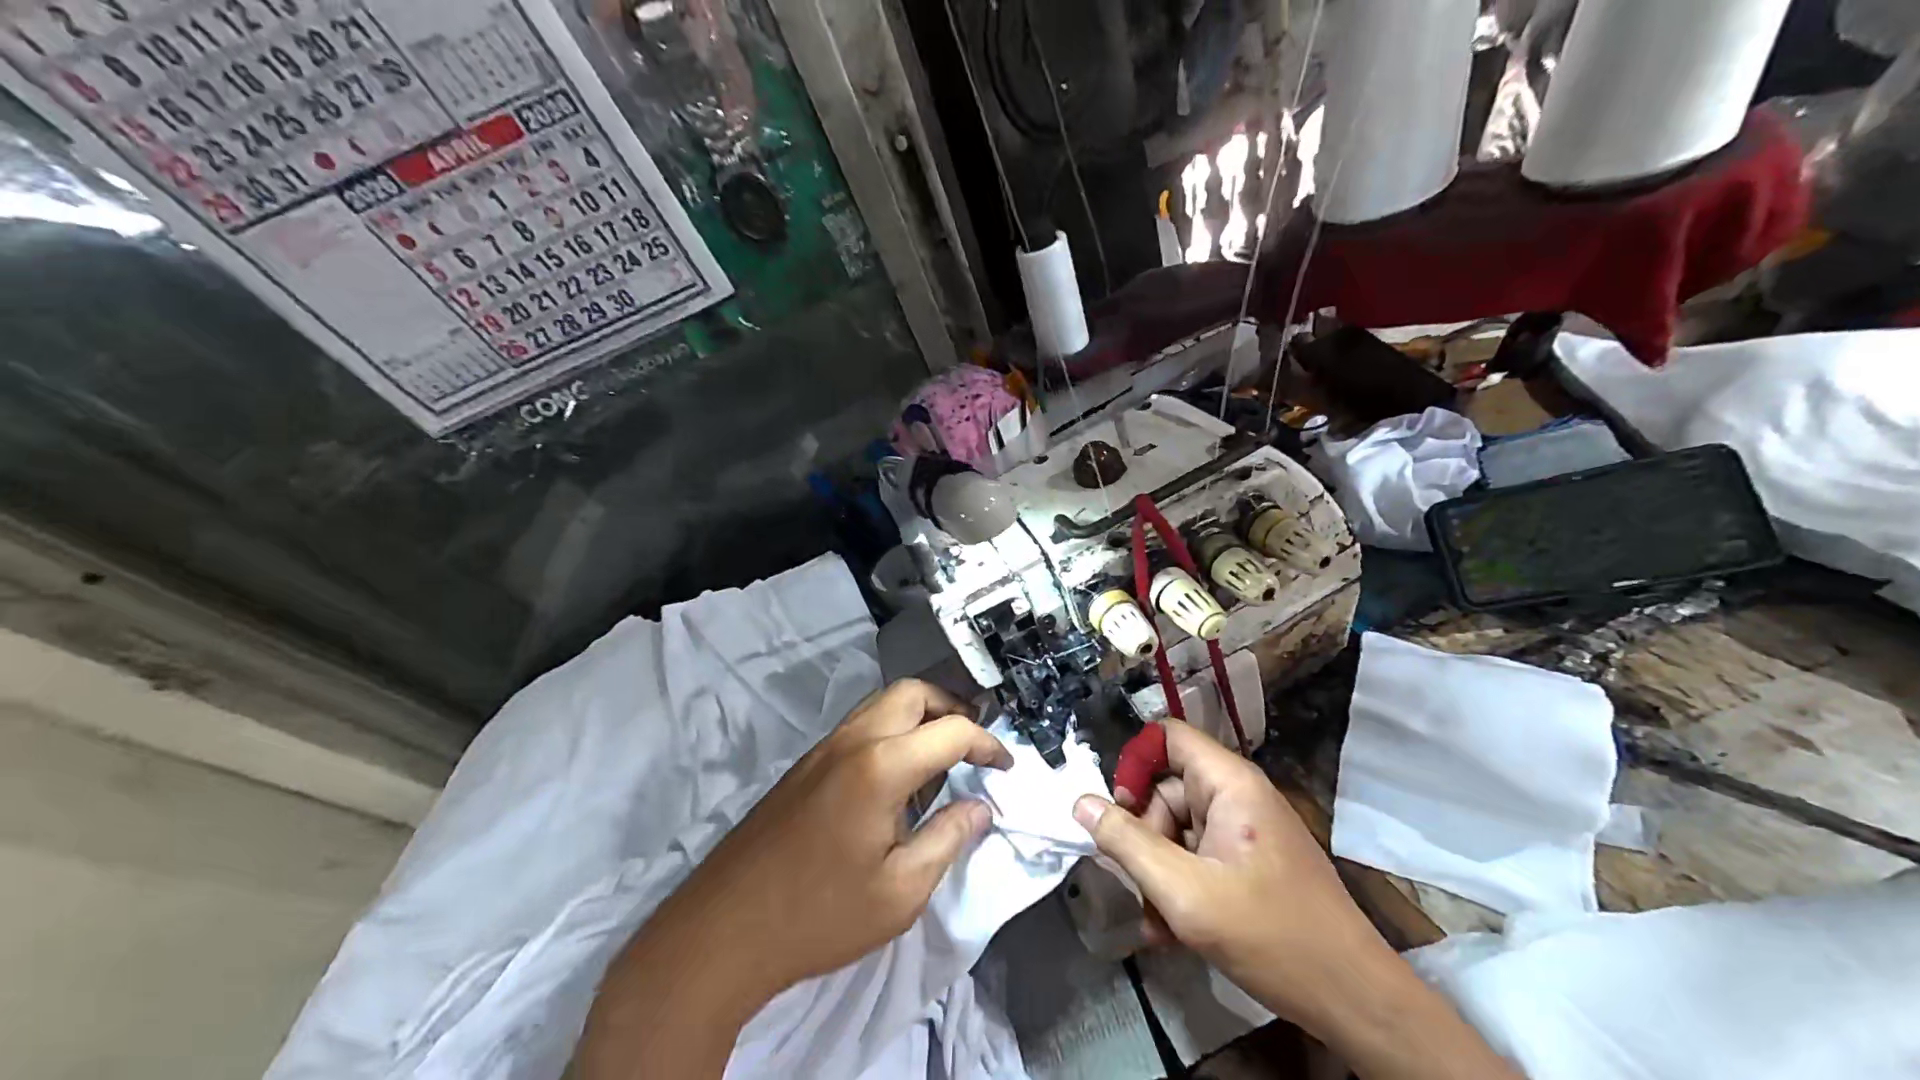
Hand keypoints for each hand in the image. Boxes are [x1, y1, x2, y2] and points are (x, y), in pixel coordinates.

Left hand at [581, 679, 1010, 1078]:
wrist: (723, 929)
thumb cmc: (820, 915)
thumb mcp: (900, 891)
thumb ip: (947, 839)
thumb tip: (979, 808)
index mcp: (881, 766)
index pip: (951, 730)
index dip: (987, 743)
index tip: (1005, 766)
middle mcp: (852, 741)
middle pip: (912, 692)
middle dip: (952, 708)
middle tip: (973, 746)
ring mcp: (823, 749)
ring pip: (882, 704)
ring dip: (919, 716)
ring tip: (941, 760)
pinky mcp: (805, 766)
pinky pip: (860, 726)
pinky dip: (892, 732)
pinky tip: (899, 779)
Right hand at [1074, 721, 1521, 1079]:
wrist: (1353, 997)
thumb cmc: (1269, 935)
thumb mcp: (1183, 891)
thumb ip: (1126, 842)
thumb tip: (1081, 802)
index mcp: (1230, 784)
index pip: (1167, 737)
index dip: (1134, 764)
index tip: (1118, 810)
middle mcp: (1238, 796)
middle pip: (1166, 790)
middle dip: (1144, 836)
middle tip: (1140, 884)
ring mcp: (1244, 830)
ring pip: (1177, 830)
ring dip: (1157, 872)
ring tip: (1158, 921)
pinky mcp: (1248, 862)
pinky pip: (1196, 856)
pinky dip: (1179, 886)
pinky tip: (1173, 931)